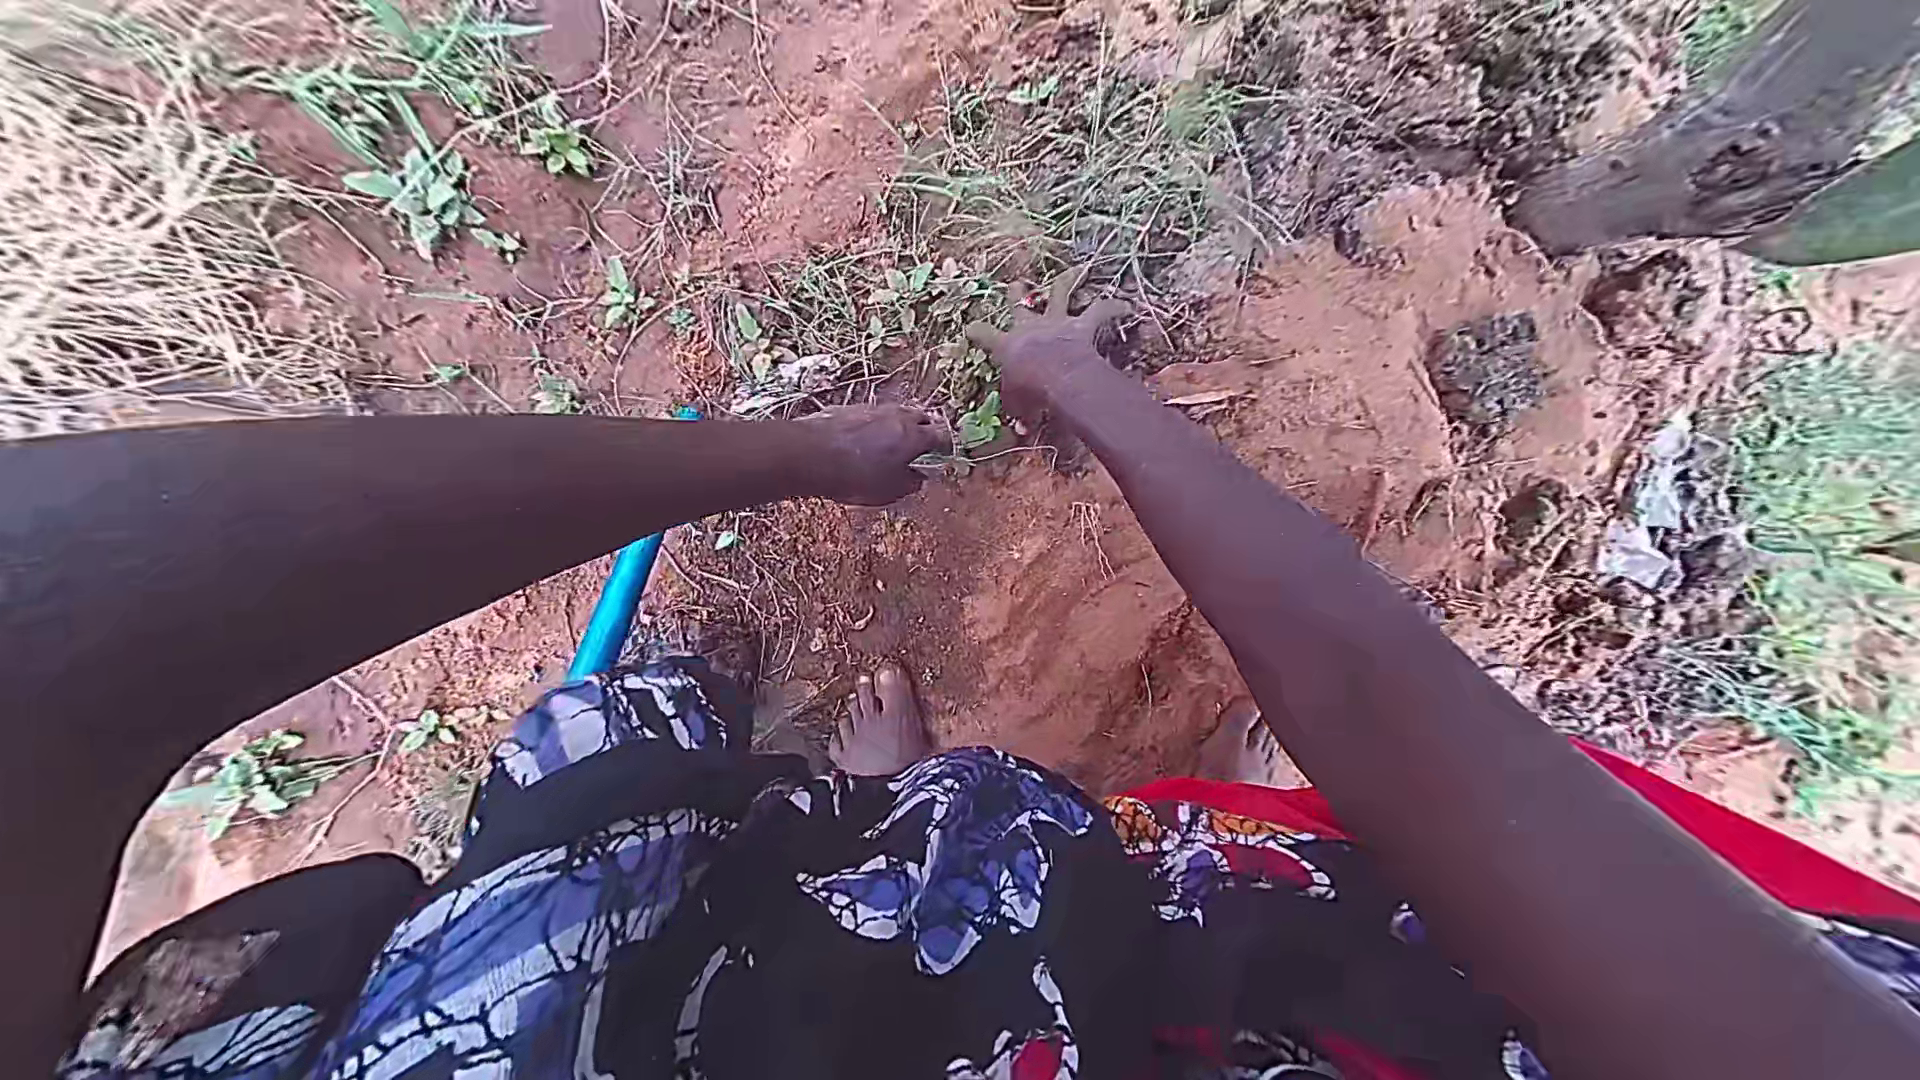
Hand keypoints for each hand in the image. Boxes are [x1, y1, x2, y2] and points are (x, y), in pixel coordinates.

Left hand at [795, 404, 946, 505]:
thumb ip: (911, 482)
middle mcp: (897, 416)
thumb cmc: (856, 477)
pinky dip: (874, 425)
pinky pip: (871, 415)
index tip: (943, 454)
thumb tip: (919, 477)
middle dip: (924, 429)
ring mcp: (872, 408)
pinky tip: (864, 440)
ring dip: (899, 425)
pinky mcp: (848, 408)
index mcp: (914, 436)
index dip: (944, 445)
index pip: (941, 435)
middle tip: (920, 446)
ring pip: (895, 413)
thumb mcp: (891, 490)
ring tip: (892, 443)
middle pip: (920, 417)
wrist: (811, 455)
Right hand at [964, 266, 1130, 416]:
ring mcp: (1055, 322)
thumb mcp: (1018, 406)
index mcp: (1006, 345)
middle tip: (1015, 283)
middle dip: (1016, 293)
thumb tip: (1021, 430)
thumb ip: (1019, 412)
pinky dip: (1114, 308)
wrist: (1055, 375)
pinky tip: (1127, 305)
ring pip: (1059, 293)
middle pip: (1019, 304)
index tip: (971, 329)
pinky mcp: (1080, 325)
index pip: (984, 335)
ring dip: (1066, 281)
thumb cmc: (1029, 391)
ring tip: (1073, 271)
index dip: (977, 332)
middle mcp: (1028, 327)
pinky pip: (1100, 312)